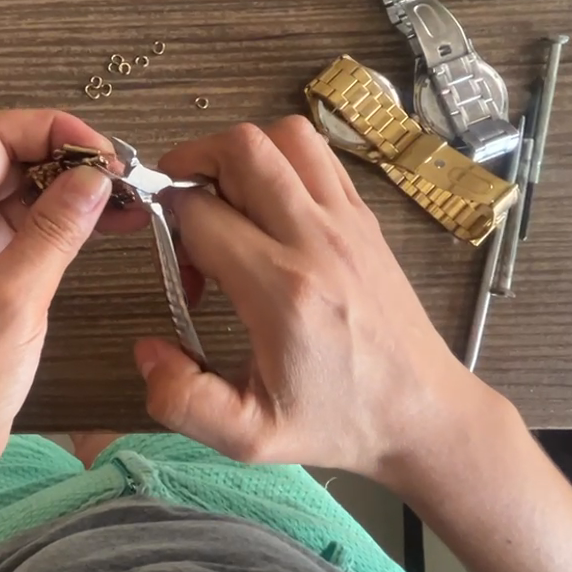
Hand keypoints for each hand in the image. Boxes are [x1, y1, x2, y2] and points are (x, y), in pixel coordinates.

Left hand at [0, 110, 139, 485]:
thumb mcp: (12, 300)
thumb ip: (53, 231)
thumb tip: (96, 176)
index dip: (51, 129)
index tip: (104, 152)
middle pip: (10, 160)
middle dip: (68, 159)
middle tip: (126, 177)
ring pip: (24, 195)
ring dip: (73, 192)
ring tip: (130, 200)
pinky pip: (28, 232)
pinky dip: (66, 225)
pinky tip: (108, 226)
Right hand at [136, 114, 500, 486]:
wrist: (426, 415)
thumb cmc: (335, 422)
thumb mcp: (247, 436)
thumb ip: (181, 399)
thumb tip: (146, 348)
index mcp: (282, 289)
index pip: (202, 212)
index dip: (168, 223)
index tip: (174, 261)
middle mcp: (317, 240)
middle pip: (243, 148)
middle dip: (193, 160)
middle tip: (181, 204)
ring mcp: (348, 221)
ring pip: (284, 136)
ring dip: (240, 153)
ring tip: (225, 198)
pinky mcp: (365, 218)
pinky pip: (315, 155)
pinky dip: (278, 160)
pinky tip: (267, 206)